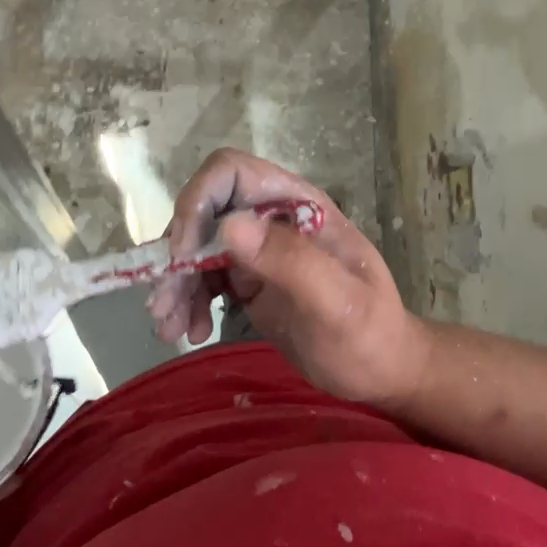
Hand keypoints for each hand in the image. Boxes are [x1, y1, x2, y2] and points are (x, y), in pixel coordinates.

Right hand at [146, 149, 430, 404]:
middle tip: (164, 305)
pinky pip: (201, 278)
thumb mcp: (338, 302)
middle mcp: (272, 218)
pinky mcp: (247, 280)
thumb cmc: (369, 334)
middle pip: (203, 212)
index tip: (184, 255)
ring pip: (195, 247)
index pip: (231, 173)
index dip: (198, 202)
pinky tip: (190, 330)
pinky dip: (187, 301)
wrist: (381, 373)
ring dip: (174, 284)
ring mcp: (258, 249)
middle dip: (177, 255)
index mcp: (297, 205)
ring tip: (170, 328)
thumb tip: (229, 225)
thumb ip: (291, 260)